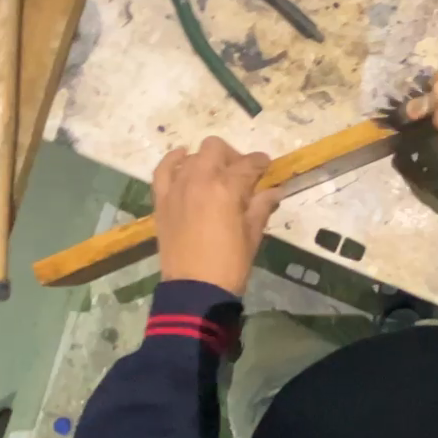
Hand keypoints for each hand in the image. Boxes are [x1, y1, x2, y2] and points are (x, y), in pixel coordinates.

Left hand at [152, 136, 280, 294]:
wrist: (196, 288)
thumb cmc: (230, 264)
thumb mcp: (252, 235)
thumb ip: (262, 207)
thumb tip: (275, 191)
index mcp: (227, 188)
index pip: (248, 164)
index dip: (261, 163)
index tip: (267, 167)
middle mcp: (200, 179)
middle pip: (216, 149)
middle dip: (233, 156)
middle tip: (241, 174)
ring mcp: (177, 187)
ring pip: (192, 156)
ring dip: (207, 160)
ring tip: (215, 175)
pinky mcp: (162, 199)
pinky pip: (164, 169)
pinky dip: (174, 161)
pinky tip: (183, 159)